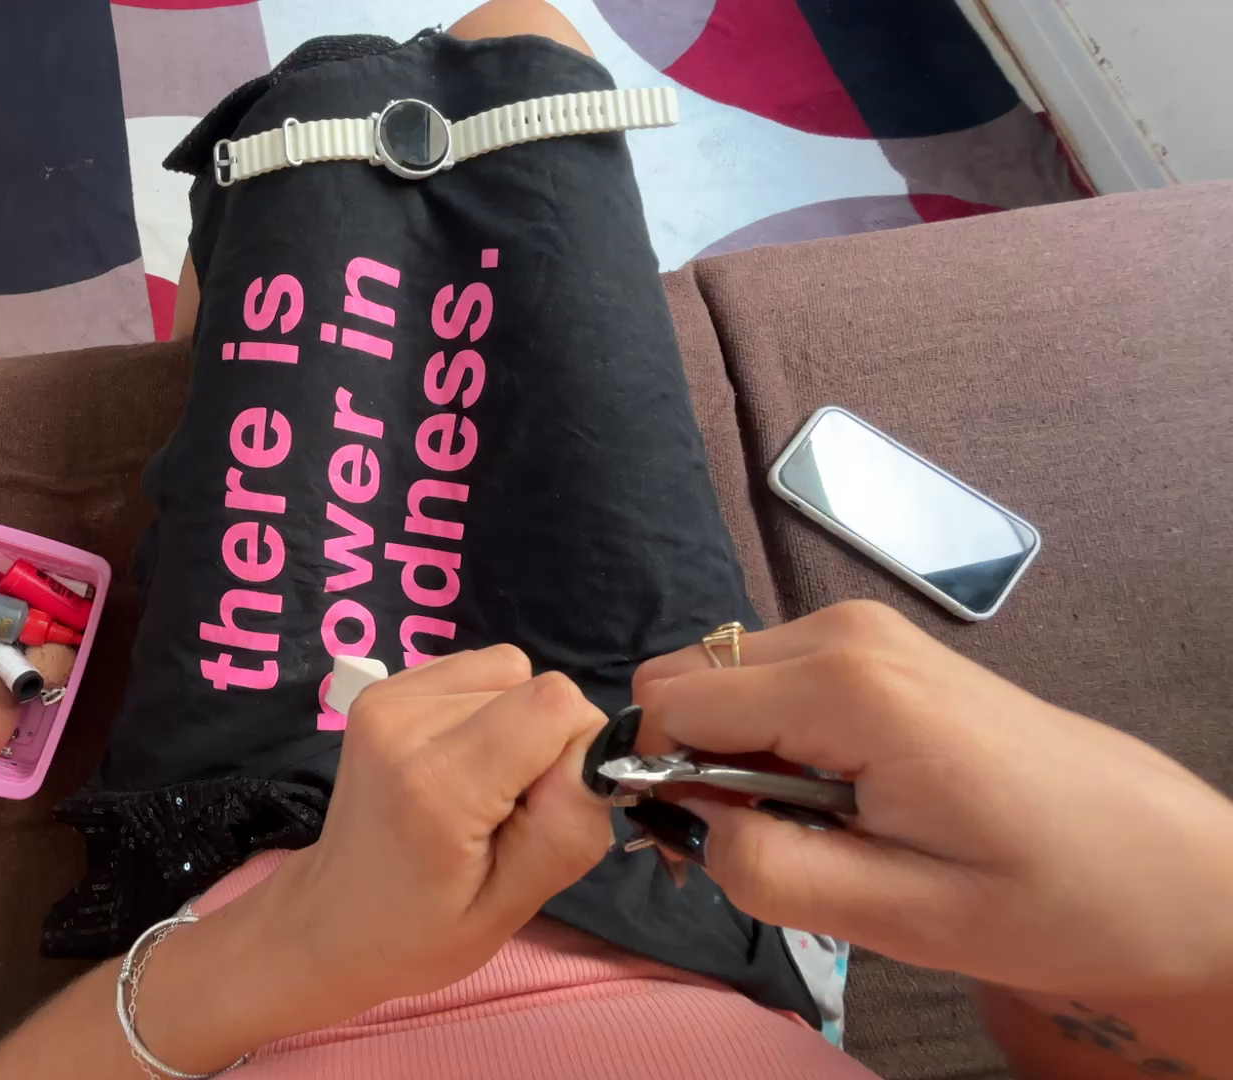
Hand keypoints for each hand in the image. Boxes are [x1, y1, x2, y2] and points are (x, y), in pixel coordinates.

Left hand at [259, 646, 613, 1014]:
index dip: (578, 747)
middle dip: (545, 740)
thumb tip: (599, 750)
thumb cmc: (422, 929)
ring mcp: (386, 697)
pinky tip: (456, 754)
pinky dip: (483, 704)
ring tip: (480, 780)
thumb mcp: (510, 908)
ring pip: (504, 670)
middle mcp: (404, 719)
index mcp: (438, 781)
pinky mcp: (380, 688)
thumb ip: (565, 828)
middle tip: (509, 805)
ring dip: (514, 718)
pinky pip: (470, 669)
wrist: (334, 913)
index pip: (553, 703)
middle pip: (530, 685)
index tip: (554, 802)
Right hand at [633, 600, 1232, 996]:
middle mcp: (834, 631)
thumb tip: (683, 820)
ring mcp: (848, 625)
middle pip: (678, 677)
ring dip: (717, 742)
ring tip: (791, 804)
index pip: (671, 704)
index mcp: (846, 689)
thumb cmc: (1049, 898)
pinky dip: (750, 724)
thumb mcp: (905, 919)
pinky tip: (814, 772)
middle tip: (746, 825)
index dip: (661, 771)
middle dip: (683, 754)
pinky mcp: (856, 636)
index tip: (704, 833)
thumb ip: (767, 869)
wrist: (1175, 865)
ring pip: (706, 673)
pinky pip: (748, 671)